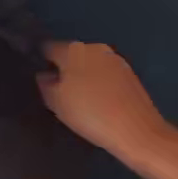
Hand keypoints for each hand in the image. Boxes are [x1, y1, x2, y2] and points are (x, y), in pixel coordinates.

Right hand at [38, 41, 172, 159]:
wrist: (137, 130)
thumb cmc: (89, 113)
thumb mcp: (56, 102)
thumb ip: (45, 84)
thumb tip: (45, 75)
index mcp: (72, 50)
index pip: (48, 48)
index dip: (41, 61)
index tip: (40, 78)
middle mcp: (94, 47)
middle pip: (71, 54)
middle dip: (64, 68)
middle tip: (60, 91)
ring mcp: (114, 58)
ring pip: (90, 63)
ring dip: (83, 75)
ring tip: (81, 99)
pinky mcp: (130, 72)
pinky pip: (105, 73)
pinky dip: (100, 82)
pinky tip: (100, 101)